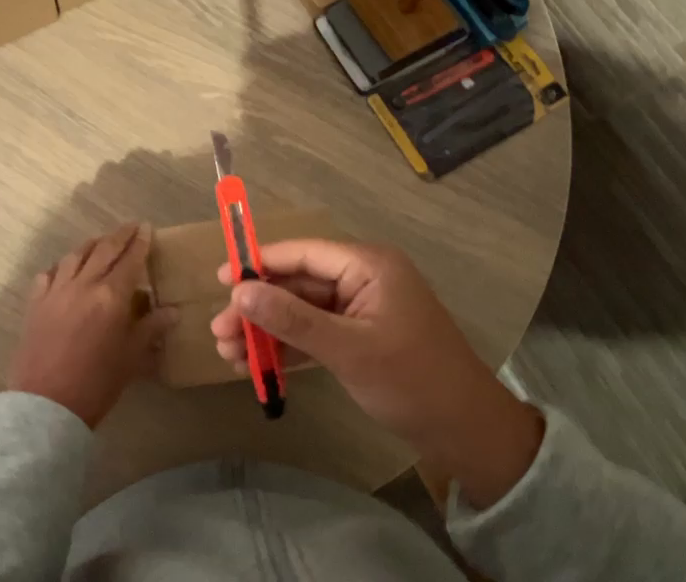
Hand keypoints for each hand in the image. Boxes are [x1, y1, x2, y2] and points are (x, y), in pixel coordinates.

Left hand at [8, 224, 177, 427]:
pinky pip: (49, 274)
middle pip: (103, 250)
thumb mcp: (132, 358)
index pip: (130, 260)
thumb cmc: (96, 384)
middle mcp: (84, 284)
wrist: (46, 404)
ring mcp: (56, 291)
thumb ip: (151, 328)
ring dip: (91, 245)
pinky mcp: (35, 303)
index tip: (146, 228)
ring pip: (75, 256)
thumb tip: (173, 311)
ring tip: (100, 242)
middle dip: (118, 236)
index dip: (140, 243)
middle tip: (130, 227)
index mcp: (111, 296)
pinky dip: (62, 266)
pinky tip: (65, 270)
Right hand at [211, 239, 543, 506]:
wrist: (467, 432)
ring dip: (268, 331)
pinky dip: (290, 348)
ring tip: (229, 355)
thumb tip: (240, 293)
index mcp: (368, 266)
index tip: (220, 279)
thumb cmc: (411, 380)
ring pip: (303, 312)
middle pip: (298, 284)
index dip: (260, 265)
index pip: (303, 253)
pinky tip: (258, 365)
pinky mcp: (362, 338)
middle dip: (258, 308)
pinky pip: (316, 334)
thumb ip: (293, 319)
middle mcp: (364, 279)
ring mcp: (363, 310)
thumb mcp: (348, 349)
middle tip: (218, 332)